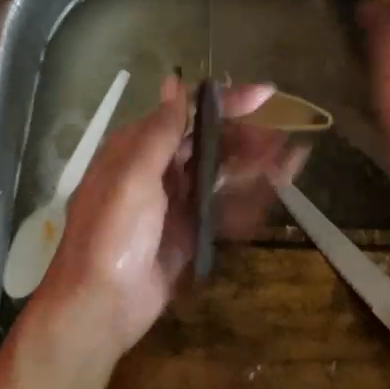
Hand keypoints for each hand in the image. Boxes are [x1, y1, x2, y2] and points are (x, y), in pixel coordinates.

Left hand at [31, 76, 306, 360]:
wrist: (98, 308)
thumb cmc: (112, 233)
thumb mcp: (133, 175)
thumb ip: (160, 130)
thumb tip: (174, 80)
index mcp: (138, 148)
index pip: (187, 112)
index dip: (226, 102)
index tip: (264, 96)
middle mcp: (157, 169)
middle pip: (209, 142)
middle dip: (246, 136)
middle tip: (285, 135)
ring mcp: (175, 202)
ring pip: (221, 173)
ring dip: (254, 163)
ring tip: (291, 156)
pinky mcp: (189, 233)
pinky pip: (223, 206)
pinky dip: (249, 196)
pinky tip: (275, 188)